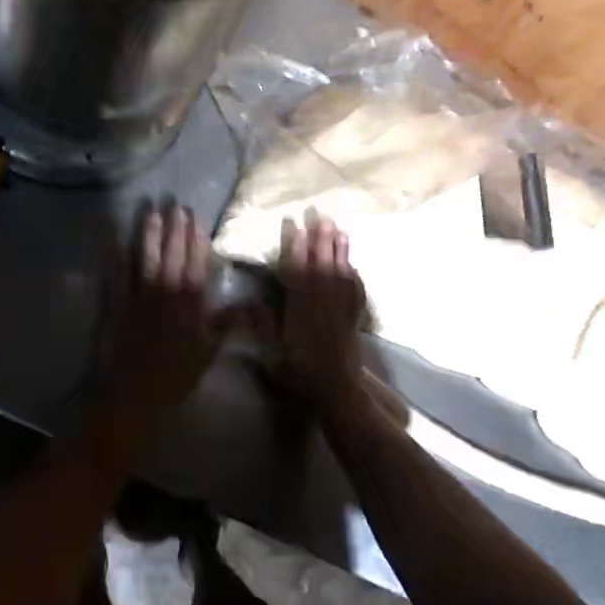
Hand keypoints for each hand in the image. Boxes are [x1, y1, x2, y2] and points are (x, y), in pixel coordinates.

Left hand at [104, 204, 225, 419]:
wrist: (138, 393)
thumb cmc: (178, 375)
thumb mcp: (210, 351)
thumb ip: (229, 323)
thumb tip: (257, 305)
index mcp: (192, 303)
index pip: (196, 264)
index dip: (195, 239)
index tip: (195, 218)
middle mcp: (168, 293)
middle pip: (173, 255)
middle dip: (175, 229)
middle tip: (175, 205)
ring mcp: (141, 297)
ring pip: (147, 259)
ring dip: (150, 235)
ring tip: (151, 212)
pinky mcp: (119, 305)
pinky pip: (118, 276)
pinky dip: (118, 257)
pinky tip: (117, 239)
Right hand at [277, 212, 366, 412]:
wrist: (337, 390)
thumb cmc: (299, 372)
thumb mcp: (272, 351)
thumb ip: (262, 324)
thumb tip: (249, 299)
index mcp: (299, 309)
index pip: (296, 272)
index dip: (294, 248)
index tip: (293, 225)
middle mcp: (321, 304)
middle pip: (321, 265)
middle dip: (319, 239)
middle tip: (319, 214)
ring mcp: (341, 309)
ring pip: (340, 273)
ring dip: (338, 249)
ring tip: (337, 228)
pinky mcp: (354, 318)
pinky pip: (355, 290)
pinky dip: (354, 274)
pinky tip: (352, 264)